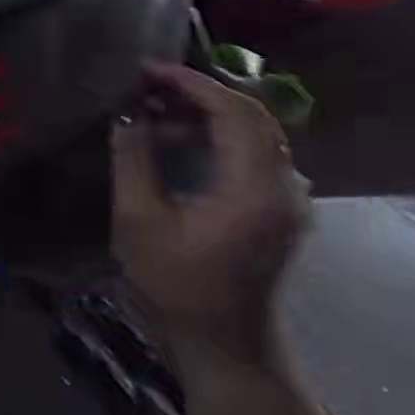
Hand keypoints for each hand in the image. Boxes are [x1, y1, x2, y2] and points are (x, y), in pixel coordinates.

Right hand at [111, 64, 310, 363]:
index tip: (146, 70)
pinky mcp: (275, 210)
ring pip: (254, 135)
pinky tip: (176, 142)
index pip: (235, 113)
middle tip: (147, 84)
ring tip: (152, 111)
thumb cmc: (175, 284)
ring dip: (206, 115)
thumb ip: (134, 160)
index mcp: (254, 188)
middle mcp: (284, 187)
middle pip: (253, 117)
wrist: (223, 343)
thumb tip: (128, 117)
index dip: (191, 84)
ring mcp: (286, 200)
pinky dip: (215, 137)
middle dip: (199, 92)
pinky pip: (251, 155)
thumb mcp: (139, 219)